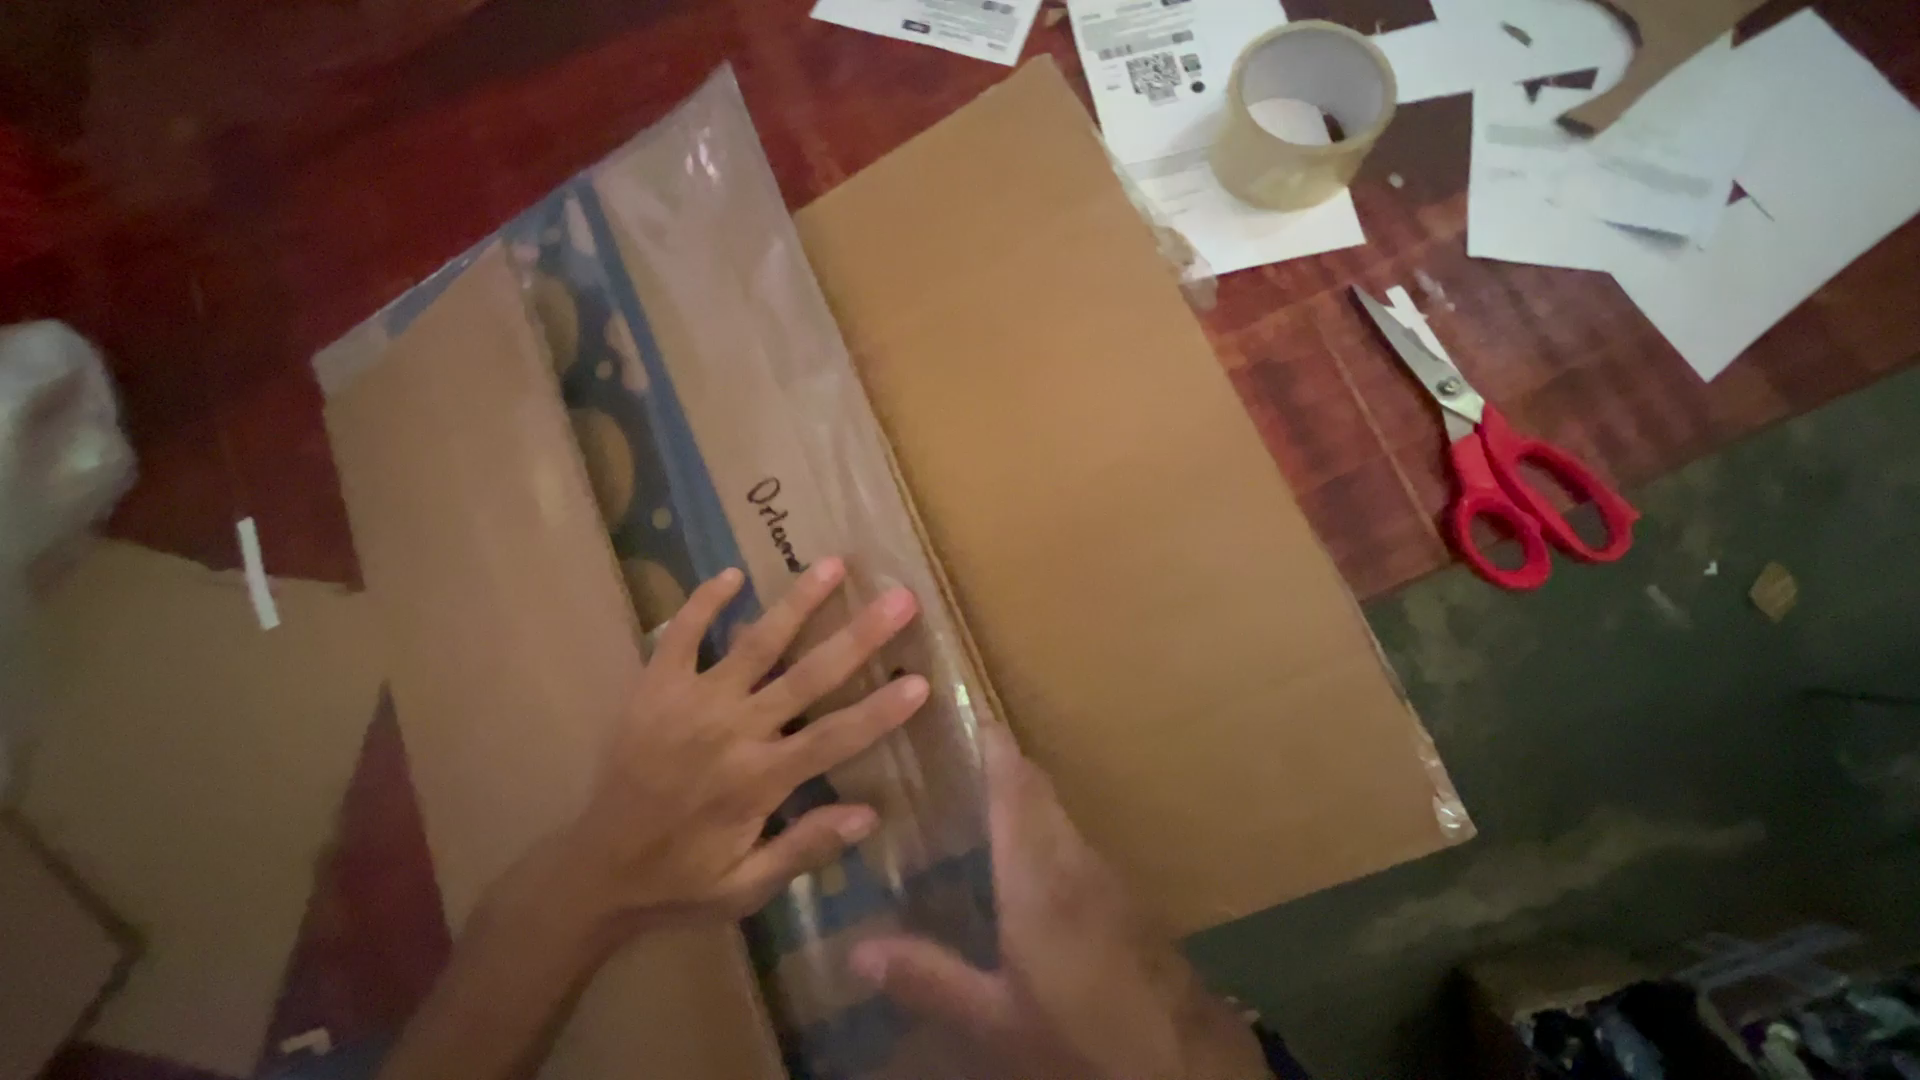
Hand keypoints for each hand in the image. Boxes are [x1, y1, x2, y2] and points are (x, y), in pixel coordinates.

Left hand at [537, 557, 927, 943]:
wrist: (591, 872)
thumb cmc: (678, 882)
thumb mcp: (745, 887)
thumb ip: (804, 849)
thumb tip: (868, 815)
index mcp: (759, 780)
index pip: (835, 738)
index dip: (881, 710)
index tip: (920, 680)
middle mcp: (732, 731)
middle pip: (808, 676)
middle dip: (859, 636)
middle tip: (900, 599)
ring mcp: (690, 702)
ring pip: (755, 644)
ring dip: (797, 602)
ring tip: (832, 563)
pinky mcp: (653, 689)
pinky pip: (680, 636)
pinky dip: (703, 604)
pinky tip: (730, 574)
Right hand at [848, 726, 1268, 1079]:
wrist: (1178, 1057)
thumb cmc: (1082, 1026)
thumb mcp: (995, 1017)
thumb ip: (929, 977)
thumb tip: (857, 949)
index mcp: (1036, 870)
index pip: (1014, 781)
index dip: (990, 740)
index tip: (960, 705)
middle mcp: (1071, 854)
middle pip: (1035, 785)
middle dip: (997, 758)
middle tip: (947, 749)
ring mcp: (1101, 871)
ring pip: (1054, 809)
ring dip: (1019, 790)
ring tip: (969, 794)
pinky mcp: (1116, 892)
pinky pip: (1068, 838)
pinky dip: (1038, 826)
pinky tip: (1014, 857)